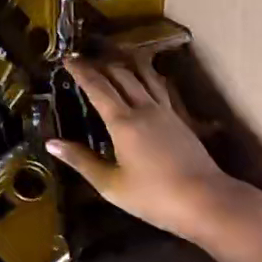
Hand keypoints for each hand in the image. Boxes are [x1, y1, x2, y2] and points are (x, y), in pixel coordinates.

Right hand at [48, 54, 261, 242]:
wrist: (209, 203)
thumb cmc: (155, 196)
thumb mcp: (111, 185)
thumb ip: (81, 160)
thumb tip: (51, 143)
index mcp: (122, 122)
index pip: (97, 87)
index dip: (81, 71)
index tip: (67, 59)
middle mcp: (144, 109)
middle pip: (121, 75)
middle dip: (100, 64)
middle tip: (84, 60)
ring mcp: (166, 112)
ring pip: (144, 77)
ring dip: (125, 66)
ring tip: (113, 61)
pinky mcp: (181, 120)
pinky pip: (161, 89)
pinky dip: (147, 77)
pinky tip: (146, 79)